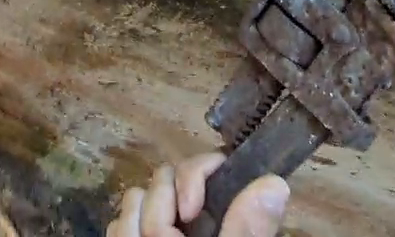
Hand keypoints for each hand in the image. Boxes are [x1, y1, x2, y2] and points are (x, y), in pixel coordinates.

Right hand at [112, 156, 288, 236]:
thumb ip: (244, 227)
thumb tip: (276, 182)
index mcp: (221, 217)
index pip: (204, 166)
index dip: (193, 177)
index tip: (189, 211)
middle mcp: (192, 217)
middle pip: (164, 175)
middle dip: (160, 208)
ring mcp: (161, 225)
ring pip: (136, 196)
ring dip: (138, 224)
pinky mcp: (136, 235)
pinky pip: (118, 220)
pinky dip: (125, 234)